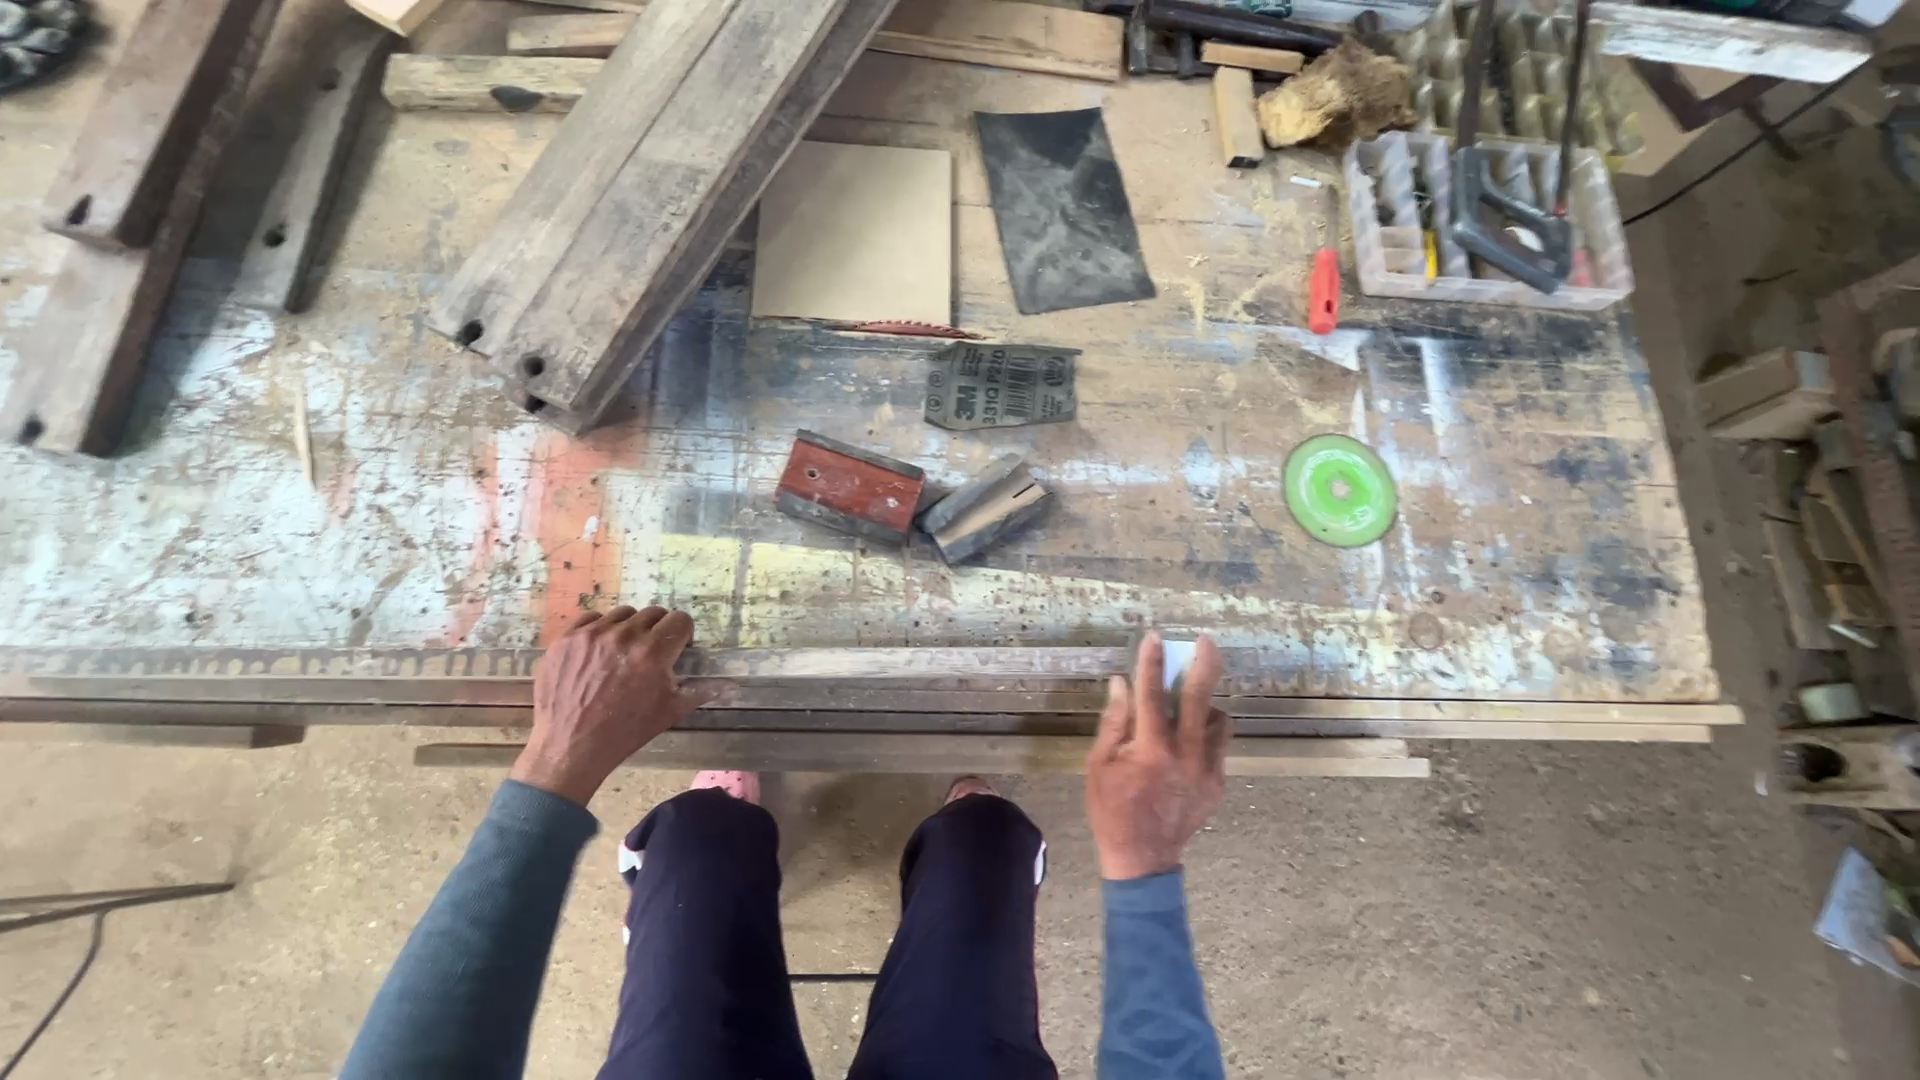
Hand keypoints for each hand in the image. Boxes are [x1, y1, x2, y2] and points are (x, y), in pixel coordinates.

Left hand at [512, 605, 715, 806]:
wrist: (570, 747)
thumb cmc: (626, 731)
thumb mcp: (670, 712)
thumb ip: (700, 690)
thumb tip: (731, 685)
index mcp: (654, 653)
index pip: (680, 620)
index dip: (682, 634)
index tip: (676, 648)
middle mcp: (624, 636)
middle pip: (654, 613)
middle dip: (658, 630)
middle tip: (650, 652)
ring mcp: (591, 635)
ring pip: (623, 614)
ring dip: (630, 627)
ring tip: (623, 651)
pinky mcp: (566, 639)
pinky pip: (591, 618)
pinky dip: (599, 629)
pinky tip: (598, 650)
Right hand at [1084, 633, 1229, 880]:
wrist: (1143, 859)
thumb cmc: (1111, 809)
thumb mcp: (1098, 764)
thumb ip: (1114, 721)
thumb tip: (1121, 683)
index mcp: (1151, 751)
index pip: (1152, 694)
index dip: (1152, 662)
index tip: (1155, 636)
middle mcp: (1185, 756)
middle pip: (1201, 698)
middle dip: (1204, 664)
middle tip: (1206, 640)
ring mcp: (1207, 771)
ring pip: (1219, 721)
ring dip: (1206, 703)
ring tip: (1191, 700)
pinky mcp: (1218, 784)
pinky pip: (1218, 746)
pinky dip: (1205, 732)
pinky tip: (1189, 736)